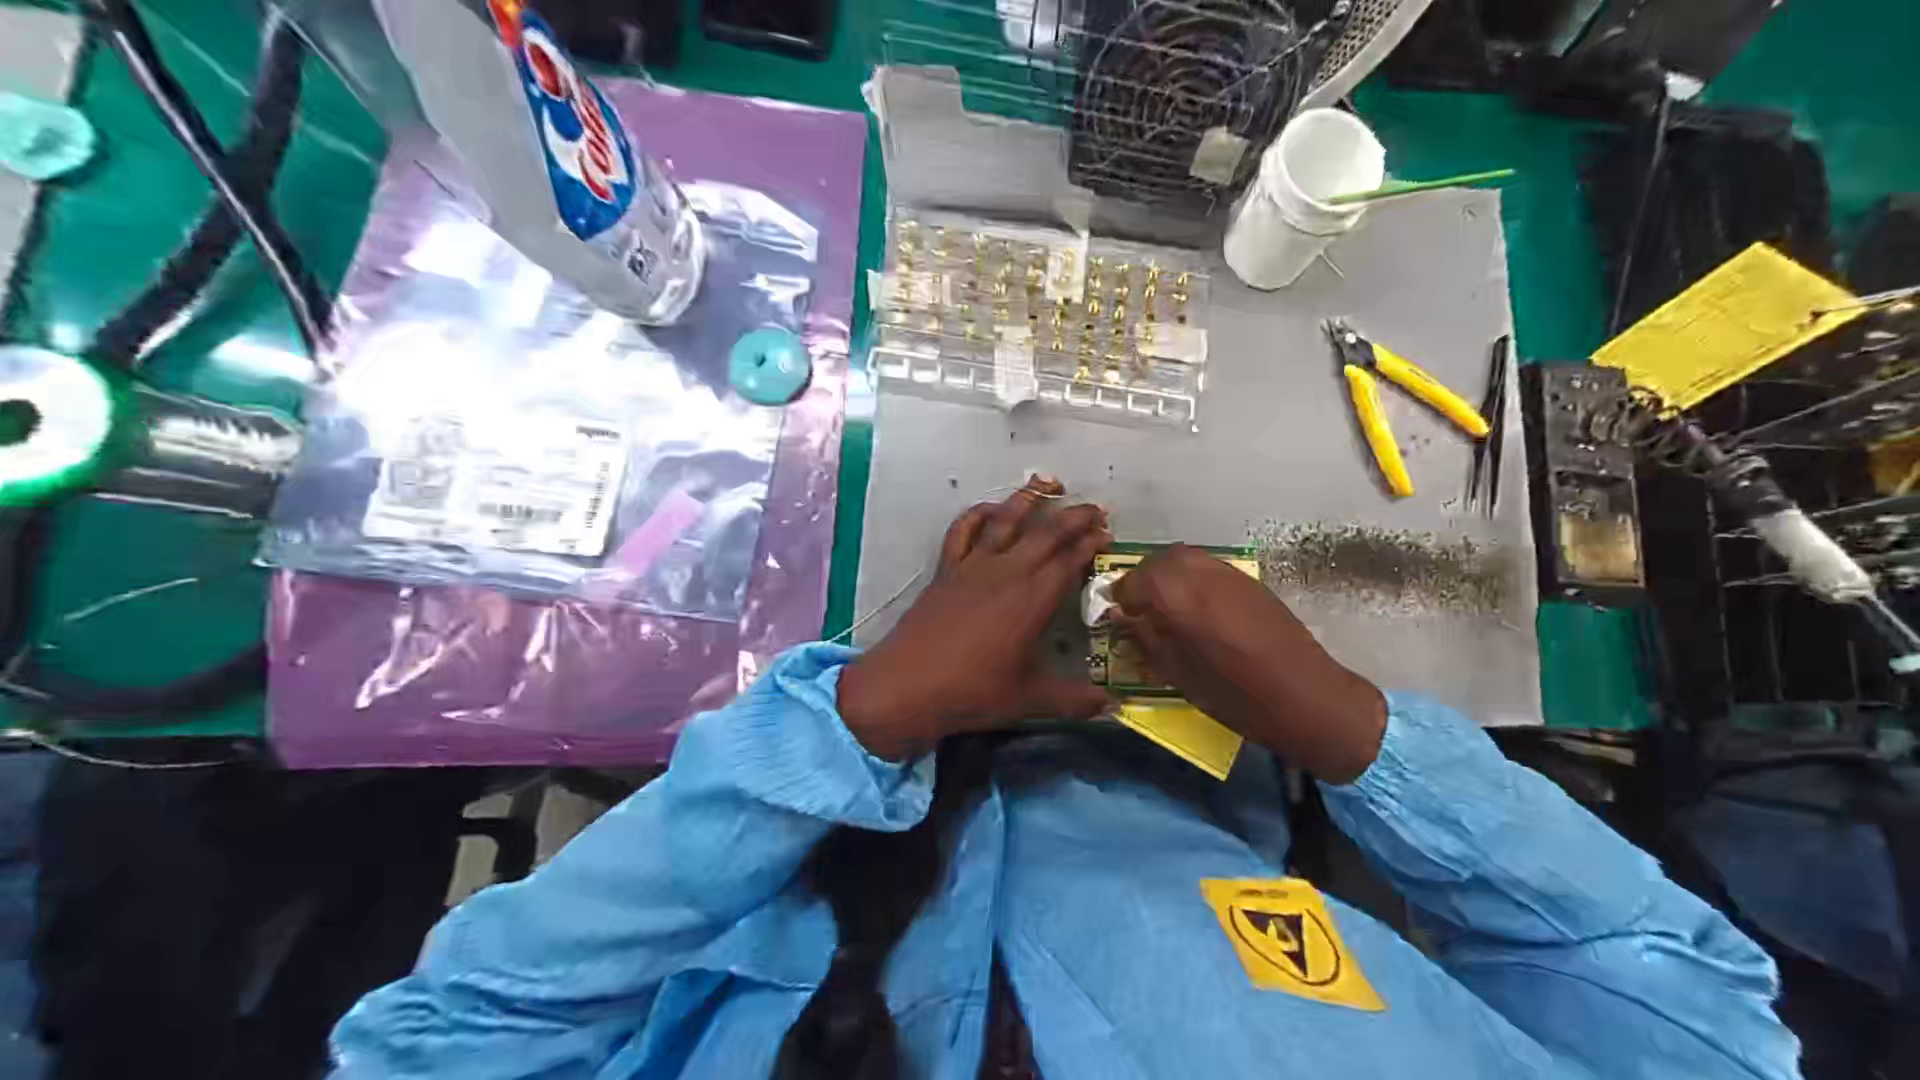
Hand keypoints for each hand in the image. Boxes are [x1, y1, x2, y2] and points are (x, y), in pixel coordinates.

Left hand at [838, 478, 1113, 760]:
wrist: (907, 685)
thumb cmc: (971, 692)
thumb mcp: (1028, 700)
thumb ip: (1074, 700)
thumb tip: (1112, 708)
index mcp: (1032, 600)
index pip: (1069, 561)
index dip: (1091, 544)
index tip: (1107, 533)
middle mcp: (1006, 573)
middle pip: (1045, 533)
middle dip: (1074, 516)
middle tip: (1096, 508)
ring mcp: (973, 567)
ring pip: (1005, 521)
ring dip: (1029, 500)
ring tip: (1048, 485)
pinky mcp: (946, 570)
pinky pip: (963, 531)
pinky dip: (978, 514)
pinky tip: (990, 509)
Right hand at [1111, 544, 1385, 782]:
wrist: (1304, 696)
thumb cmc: (1232, 694)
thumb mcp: (1174, 672)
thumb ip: (1143, 637)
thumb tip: (1120, 617)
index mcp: (1173, 595)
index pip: (1130, 582)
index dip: (1119, 600)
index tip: (1118, 618)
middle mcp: (1197, 572)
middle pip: (1156, 562)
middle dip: (1143, 582)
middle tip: (1141, 610)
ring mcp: (1225, 572)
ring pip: (1183, 559)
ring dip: (1167, 577)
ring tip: (1168, 608)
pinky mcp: (1246, 579)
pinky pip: (1206, 567)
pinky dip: (1192, 578)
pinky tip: (1197, 607)